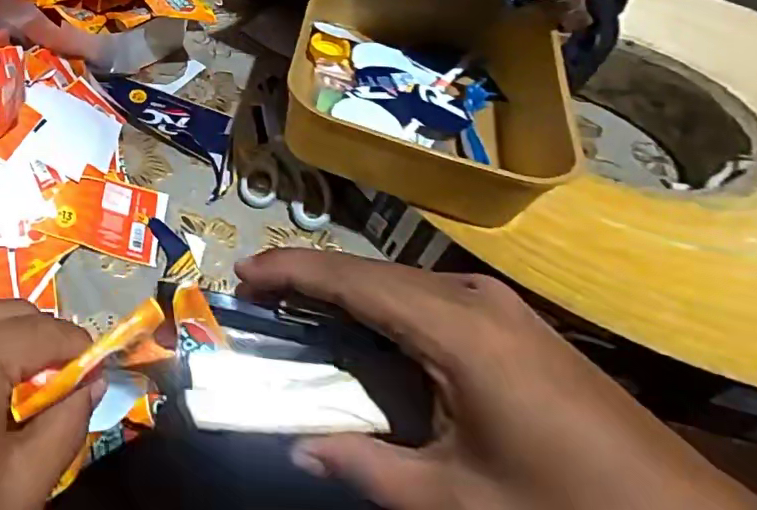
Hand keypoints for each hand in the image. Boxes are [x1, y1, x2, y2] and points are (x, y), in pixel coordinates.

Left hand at [0, 299, 100, 509]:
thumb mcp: (23, 480)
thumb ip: (69, 420)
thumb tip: (94, 381)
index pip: (51, 332)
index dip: (83, 355)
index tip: (99, 378)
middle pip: (22, 315)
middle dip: (47, 350)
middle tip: (58, 398)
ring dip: (16, 345)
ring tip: (19, 399)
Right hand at [236, 250, 756, 509]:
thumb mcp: (461, 503)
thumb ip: (372, 470)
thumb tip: (300, 449)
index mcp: (455, 327)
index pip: (353, 280)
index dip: (293, 270)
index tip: (244, 272)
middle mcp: (472, 296)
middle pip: (373, 273)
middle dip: (312, 278)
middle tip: (260, 293)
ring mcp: (497, 304)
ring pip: (401, 282)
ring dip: (349, 291)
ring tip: (301, 306)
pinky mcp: (512, 321)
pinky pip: (430, 298)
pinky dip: (386, 305)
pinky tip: (369, 330)